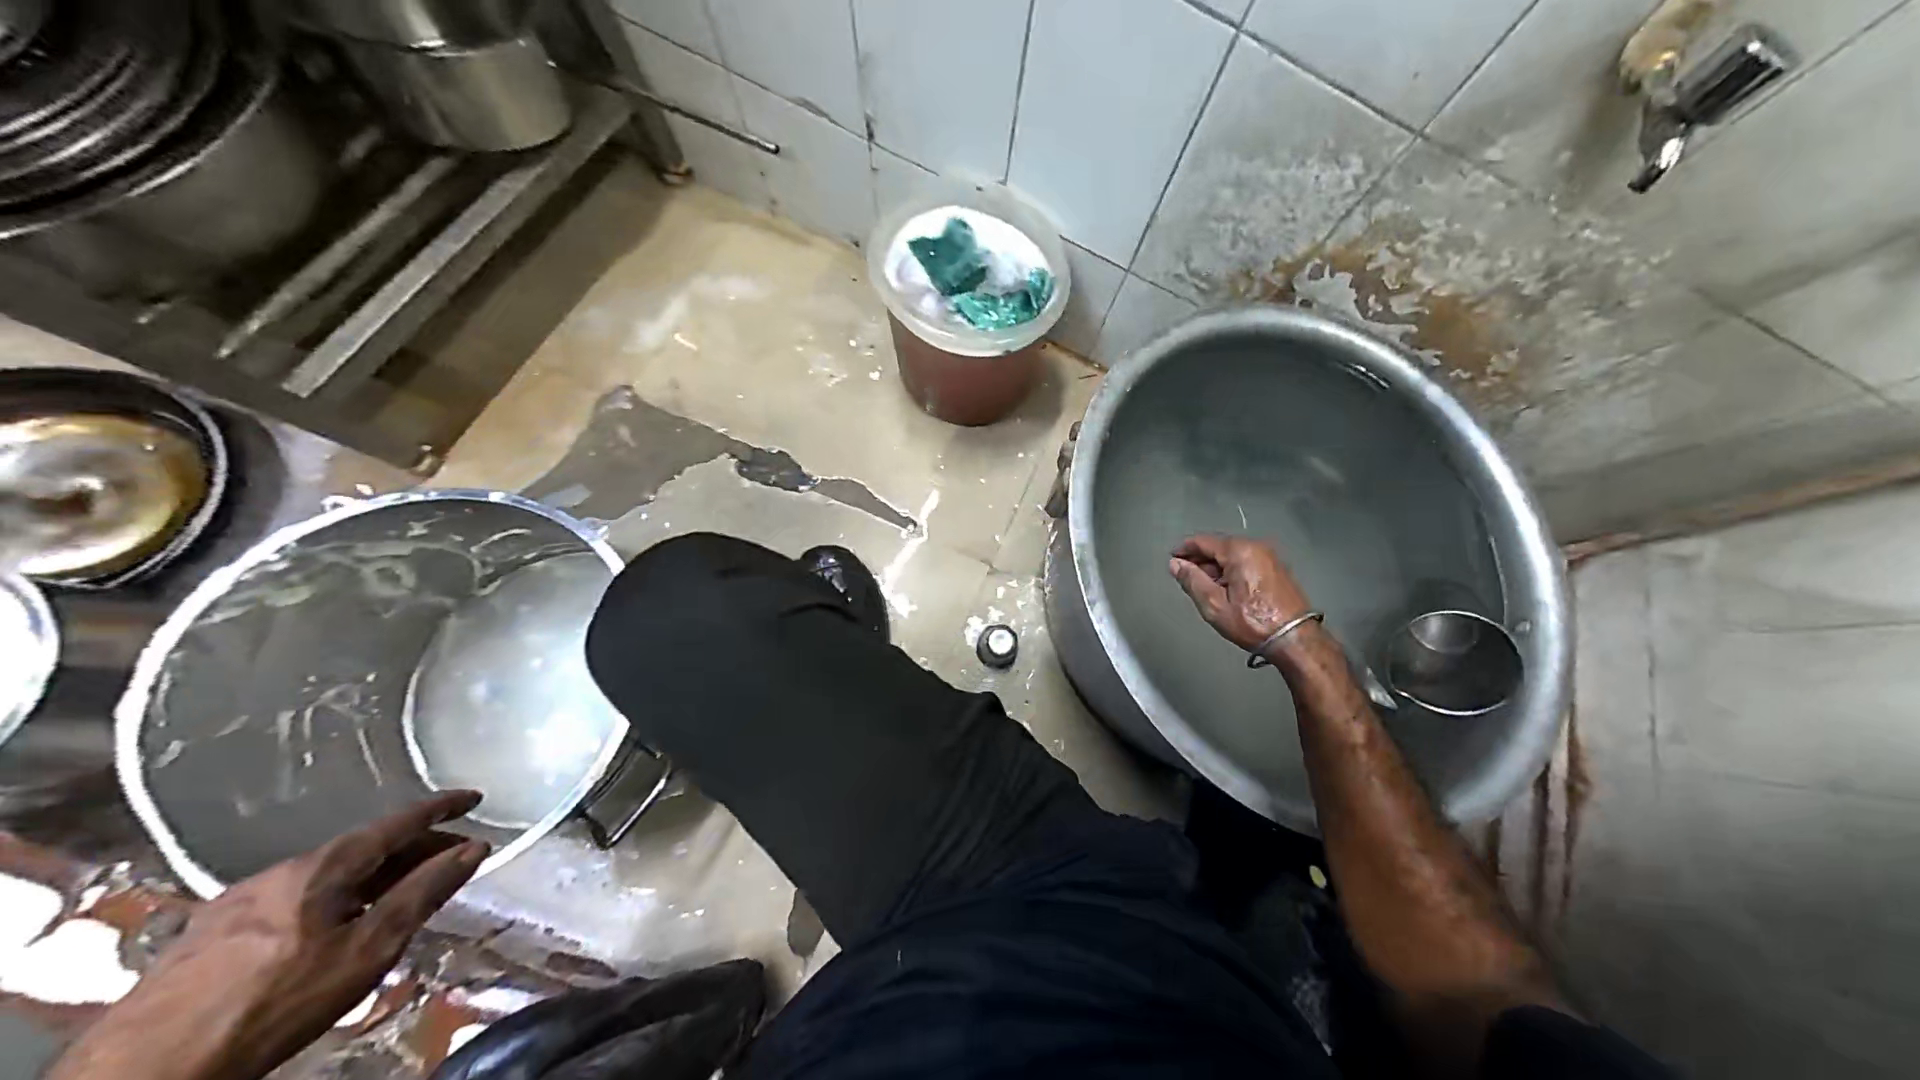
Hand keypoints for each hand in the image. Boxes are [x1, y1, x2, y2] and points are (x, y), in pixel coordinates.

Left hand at [51, 792, 490, 1079]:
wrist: (140, 1073)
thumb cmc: (273, 1004)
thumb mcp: (367, 950)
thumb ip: (423, 893)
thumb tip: (473, 848)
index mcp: (324, 866)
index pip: (397, 822)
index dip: (441, 807)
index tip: (474, 798)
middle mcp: (283, 870)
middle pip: (364, 847)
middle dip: (413, 849)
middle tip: (450, 861)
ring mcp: (239, 900)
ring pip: (327, 874)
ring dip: (373, 876)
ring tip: (399, 897)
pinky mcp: (210, 933)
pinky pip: (294, 897)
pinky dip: (335, 898)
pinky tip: (334, 928)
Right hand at [1168, 534, 1314, 655]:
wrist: (1295, 639)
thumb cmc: (1252, 623)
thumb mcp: (1214, 605)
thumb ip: (1191, 580)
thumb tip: (1176, 564)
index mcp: (1239, 551)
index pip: (1203, 541)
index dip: (1184, 549)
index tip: (1172, 559)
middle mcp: (1256, 547)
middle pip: (1219, 546)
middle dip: (1200, 559)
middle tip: (1185, 576)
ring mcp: (1270, 557)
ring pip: (1233, 554)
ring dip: (1215, 566)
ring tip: (1204, 586)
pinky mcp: (1277, 568)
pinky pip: (1246, 561)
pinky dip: (1231, 570)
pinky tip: (1225, 588)